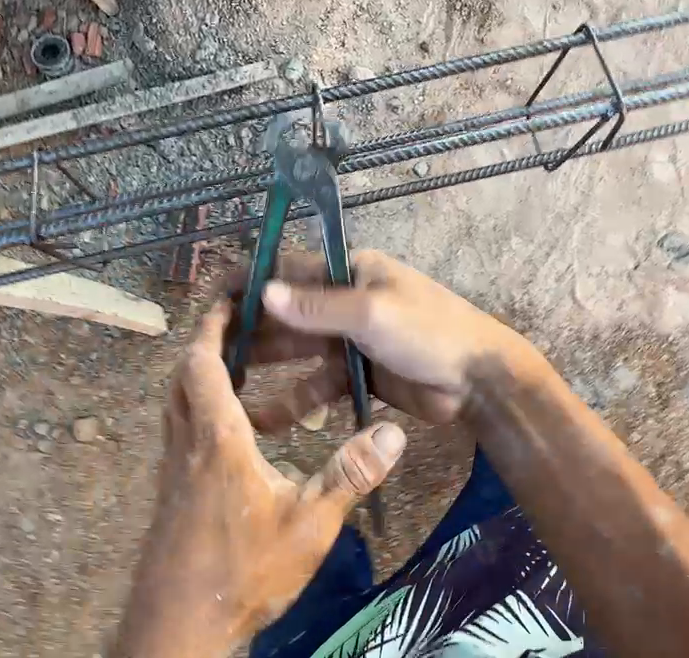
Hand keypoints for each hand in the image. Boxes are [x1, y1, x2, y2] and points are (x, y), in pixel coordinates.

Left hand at [112, 303, 406, 657]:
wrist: (178, 629)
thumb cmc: (244, 571)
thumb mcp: (309, 525)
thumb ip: (349, 474)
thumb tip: (393, 432)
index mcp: (217, 436)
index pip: (203, 362)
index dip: (213, 324)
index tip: (230, 297)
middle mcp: (187, 440)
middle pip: (185, 372)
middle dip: (208, 340)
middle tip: (241, 324)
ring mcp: (174, 465)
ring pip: (179, 399)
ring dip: (203, 372)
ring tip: (242, 365)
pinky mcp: (172, 487)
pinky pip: (182, 426)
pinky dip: (203, 406)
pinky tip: (238, 429)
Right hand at [241, 250, 541, 431]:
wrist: (480, 381)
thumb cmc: (429, 331)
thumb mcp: (372, 313)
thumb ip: (317, 306)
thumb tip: (263, 292)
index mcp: (350, 272)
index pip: (290, 270)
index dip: (252, 280)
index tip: (213, 297)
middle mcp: (344, 301)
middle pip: (288, 313)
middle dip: (250, 327)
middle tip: (208, 349)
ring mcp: (349, 341)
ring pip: (297, 351)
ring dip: (265, 364)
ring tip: (224, 384)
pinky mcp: (357, 377)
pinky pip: (316, 386)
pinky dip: (294, 401)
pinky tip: (265, 418)